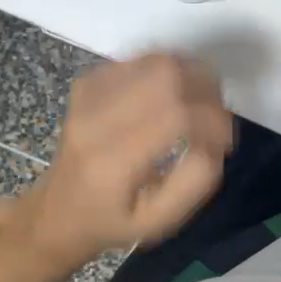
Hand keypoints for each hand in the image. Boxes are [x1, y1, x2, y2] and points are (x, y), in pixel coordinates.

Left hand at [0, 54, 234, 273]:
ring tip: (200, 98)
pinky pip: (139, 59)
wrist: (56, 214)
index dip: (213, 118)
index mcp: (113, 162)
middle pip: (166, 75)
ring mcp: (88, 98)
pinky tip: (172, 91)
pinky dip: (167, 68)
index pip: (176, 115)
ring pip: (155, 60)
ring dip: (190, 72)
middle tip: (216, 111)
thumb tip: (217, 139)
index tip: (225, 139)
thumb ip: (196, 180)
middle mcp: (96, 121)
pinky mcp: (88, 85)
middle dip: (206, 87)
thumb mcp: (160, 221)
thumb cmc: (113, 222)